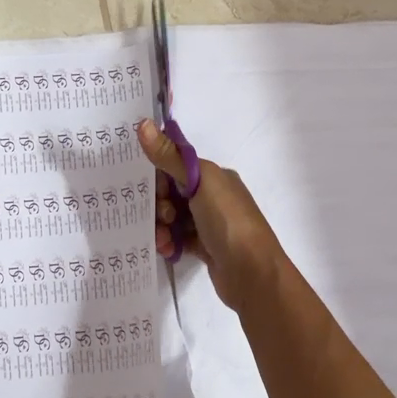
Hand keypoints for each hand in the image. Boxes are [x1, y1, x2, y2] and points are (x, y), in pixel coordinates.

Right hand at [138, 119, 284, 313]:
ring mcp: (210, 224)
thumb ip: (170, 157)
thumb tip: (142, 123)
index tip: (148, 190)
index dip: (159, 176)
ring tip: (162, 239)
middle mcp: (214, 197)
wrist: (253, 274)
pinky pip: (179, 239)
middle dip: (159, 204)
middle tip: (163, 216)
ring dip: (161, 226)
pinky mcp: (206, 248)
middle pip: (172, 193)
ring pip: (174, 218)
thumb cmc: (229, 221)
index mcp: (215, 177)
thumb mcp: (200, 183)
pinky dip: (170, 242)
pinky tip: (167, 250)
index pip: (177, 167)